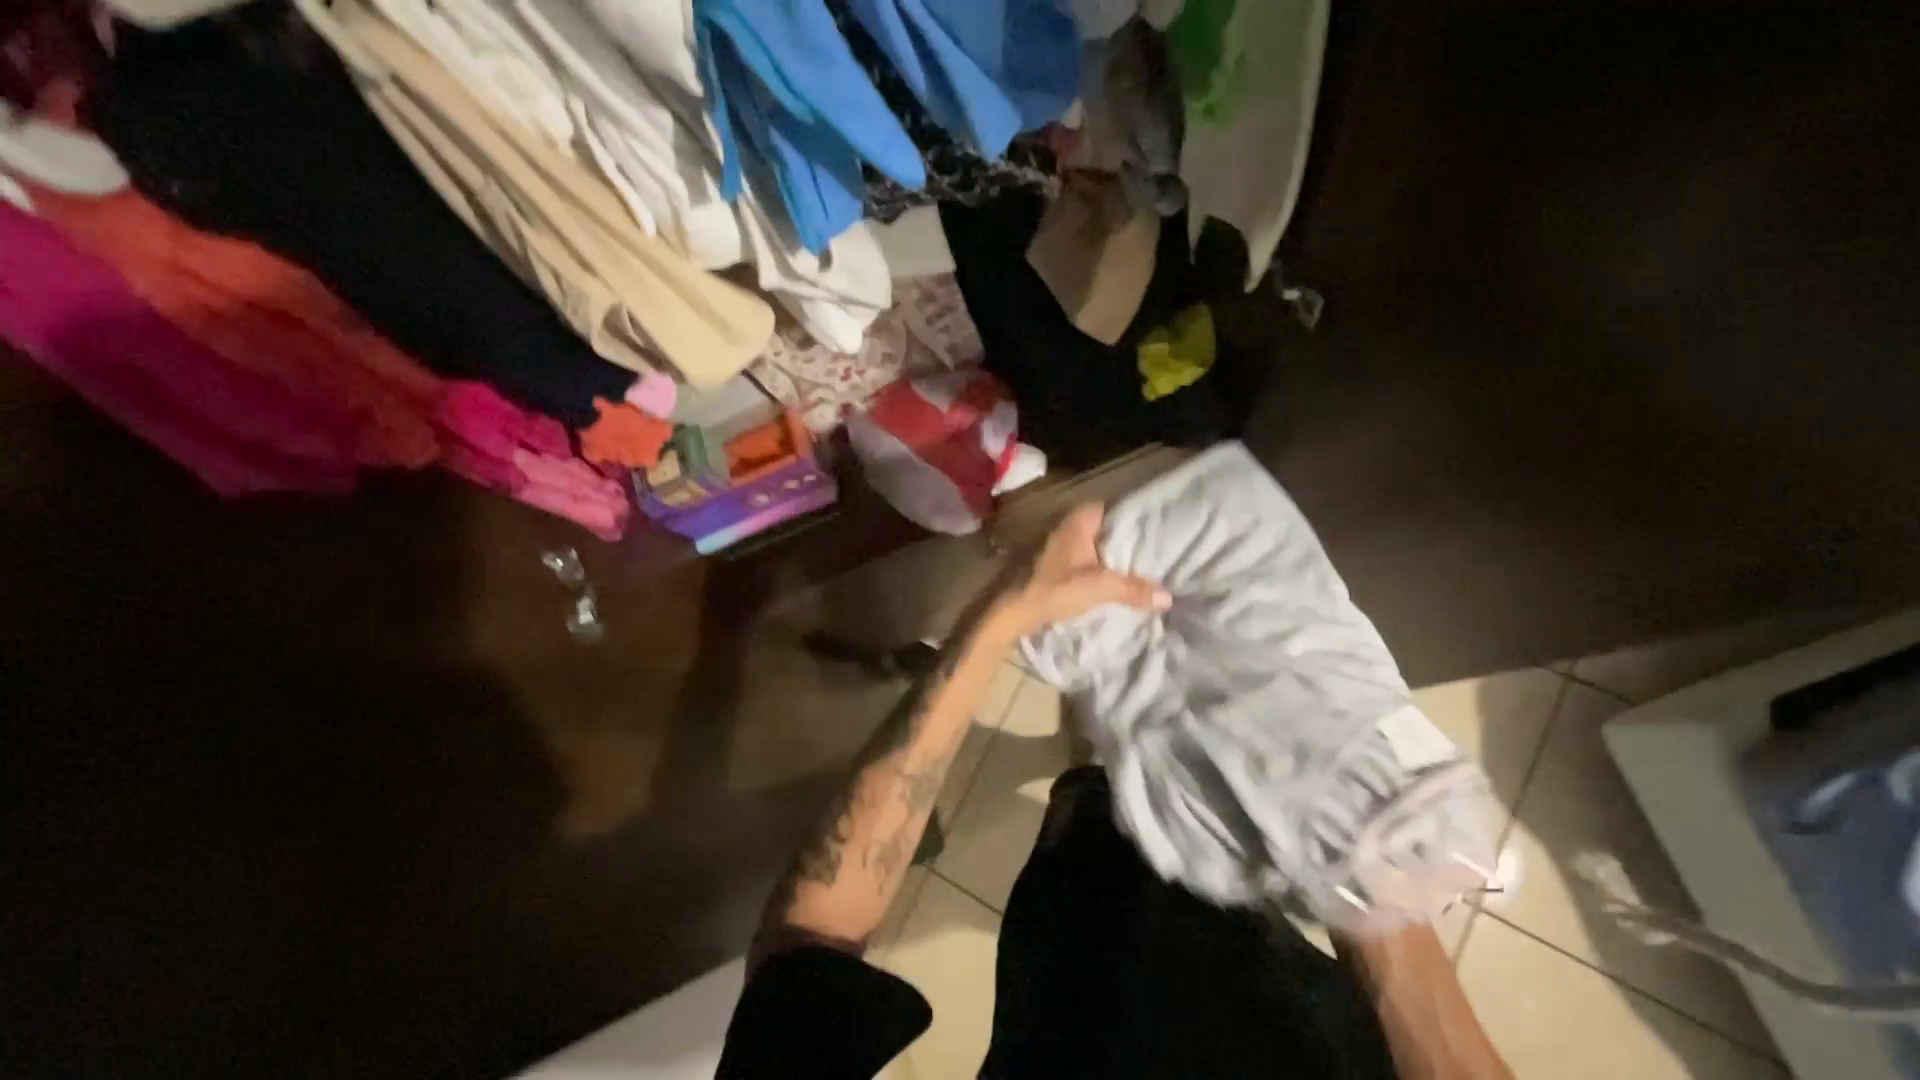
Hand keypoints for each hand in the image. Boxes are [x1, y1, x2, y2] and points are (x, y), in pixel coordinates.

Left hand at [997, 503, 1169, 636]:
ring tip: (1136, 565)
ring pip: (1091, 544)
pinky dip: (1096, 567)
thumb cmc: (1055, 589)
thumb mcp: (1100, 588)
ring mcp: (1056, 547)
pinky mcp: (1051, 566)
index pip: (1108, 506)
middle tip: (1150, 549)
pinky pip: (1081, 560)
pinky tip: (1110, 579)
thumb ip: (1133, 589)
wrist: (1014, 611)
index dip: (1129, 515)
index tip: (1152, 526)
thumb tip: (1167, 597)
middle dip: (1122, 537)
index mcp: (1077, 523)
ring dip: (1108, 554)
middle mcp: (1065, 528)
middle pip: (1101, 527)